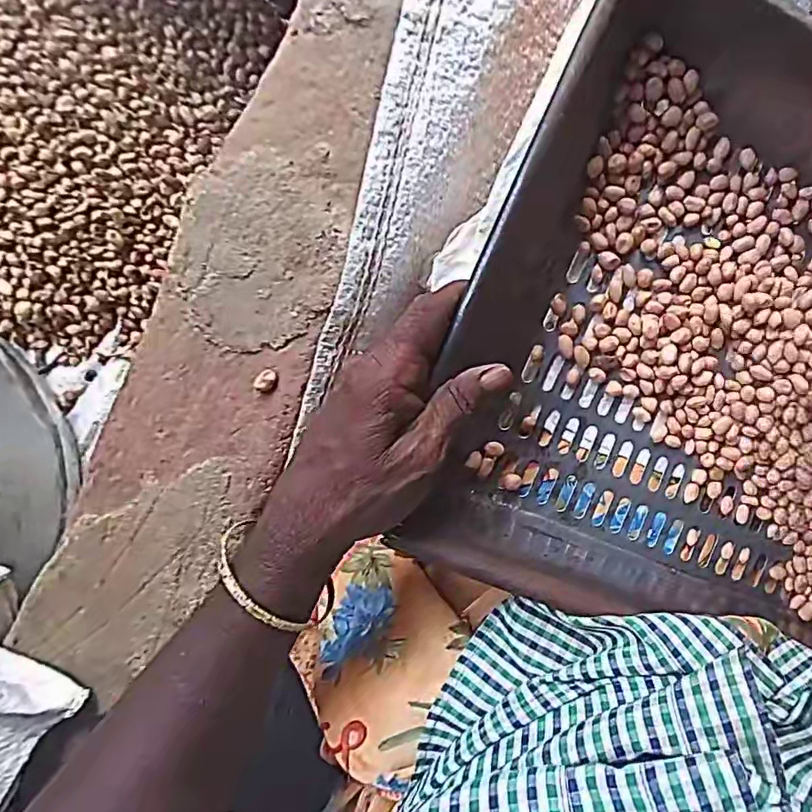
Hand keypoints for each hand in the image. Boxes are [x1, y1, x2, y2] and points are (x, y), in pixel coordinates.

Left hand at [240, 282, 511, 598]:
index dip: (461, 294)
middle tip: (507, 331)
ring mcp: (361, 381)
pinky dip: (432, 371)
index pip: (426, 312)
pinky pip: (402, 370)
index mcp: (385, 372)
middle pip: (421, 326)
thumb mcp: (421, 454)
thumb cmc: (362, 493)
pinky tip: (456, 390)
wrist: (304, 522)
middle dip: (463, 322)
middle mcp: (370, 366)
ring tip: (491, 359)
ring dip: (449, 350)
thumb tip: (497, 370)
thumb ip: (456, 405)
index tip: (496, 289)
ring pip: (413, 349)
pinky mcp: (360, 398)